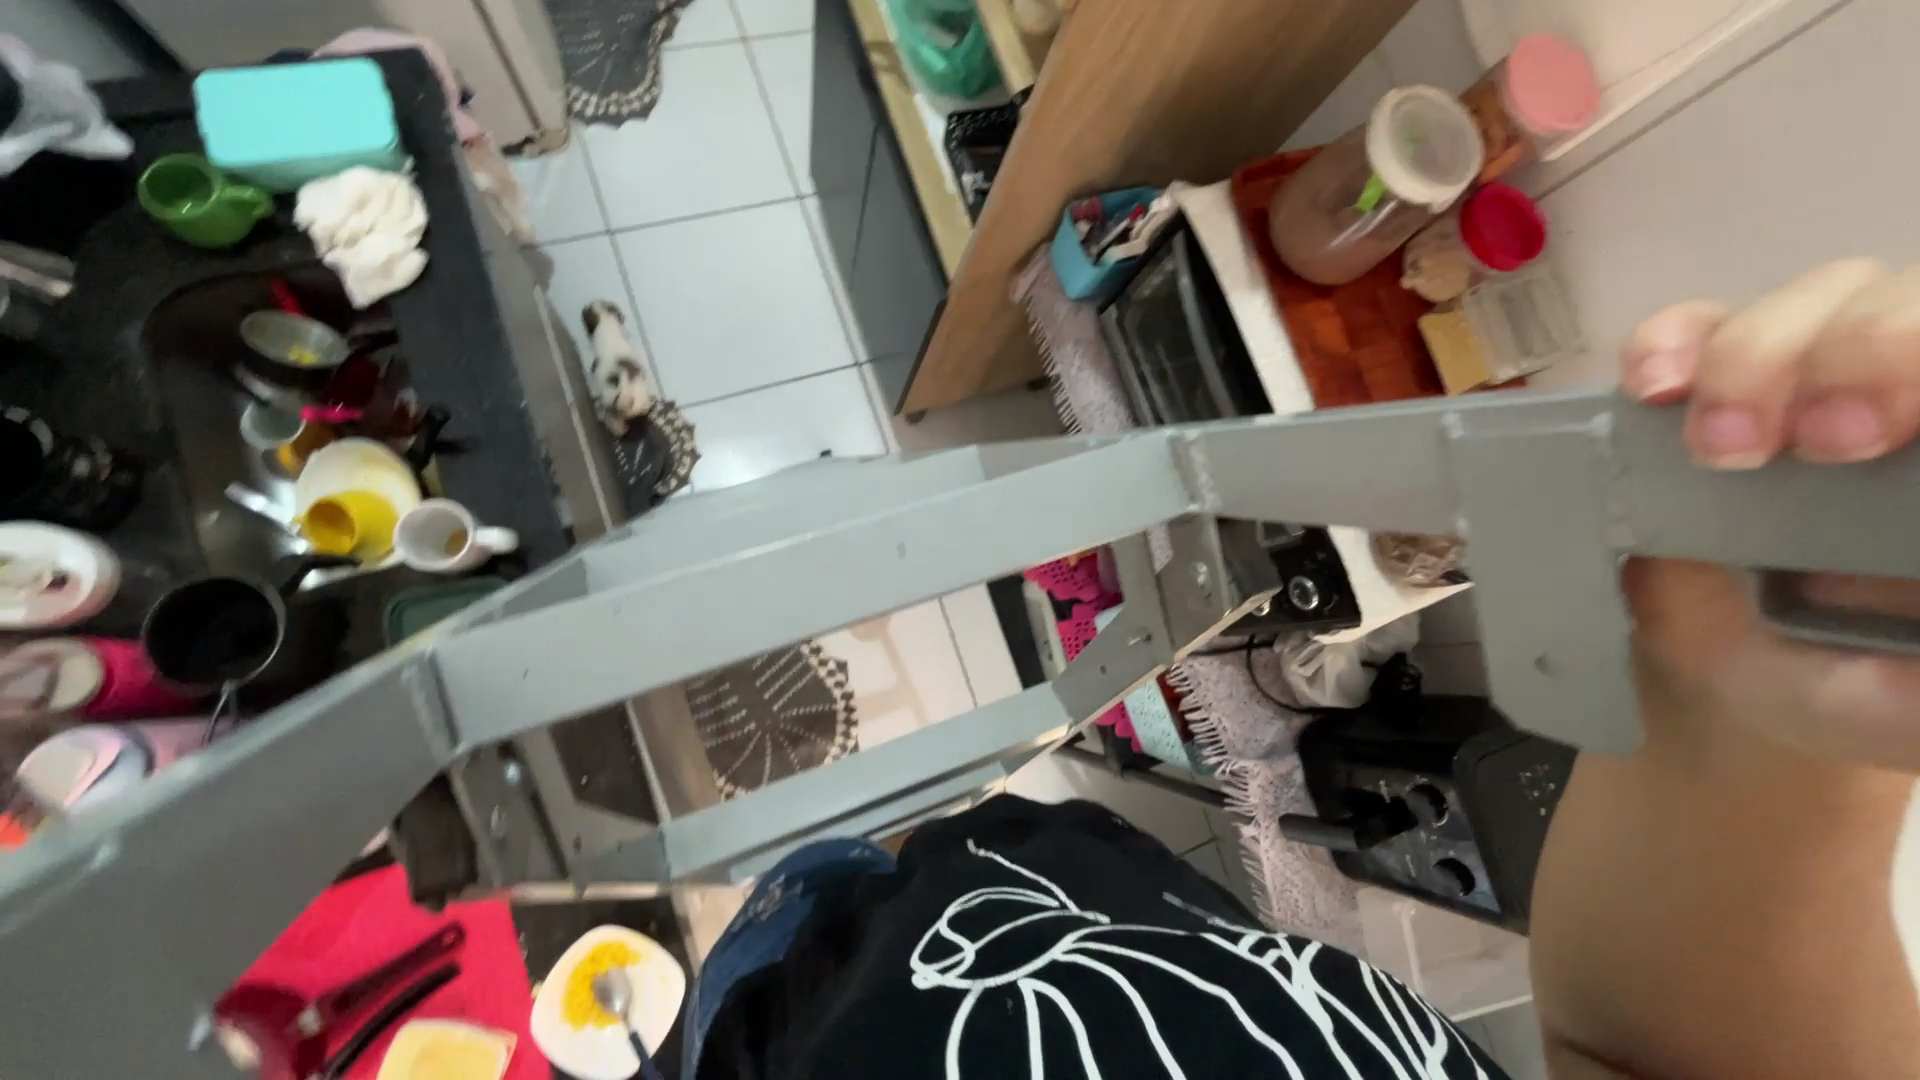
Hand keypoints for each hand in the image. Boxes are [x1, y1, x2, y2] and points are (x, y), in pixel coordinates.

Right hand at [1620, 260, 1919, 770]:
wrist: (1716, 677)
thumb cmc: (1829, 687)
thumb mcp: (1905, 702)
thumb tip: (1916, 607)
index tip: (1882, 442)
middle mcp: (1908, 400)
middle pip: (1911, 303)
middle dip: (1864, 355)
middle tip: (1814, 448)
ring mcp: (1803, 383)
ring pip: (1820, 296)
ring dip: (1757, 358)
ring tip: (1715, 447)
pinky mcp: (1700, 390)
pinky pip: (1692, 322)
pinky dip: (1669, 340)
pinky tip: (1652, 386)